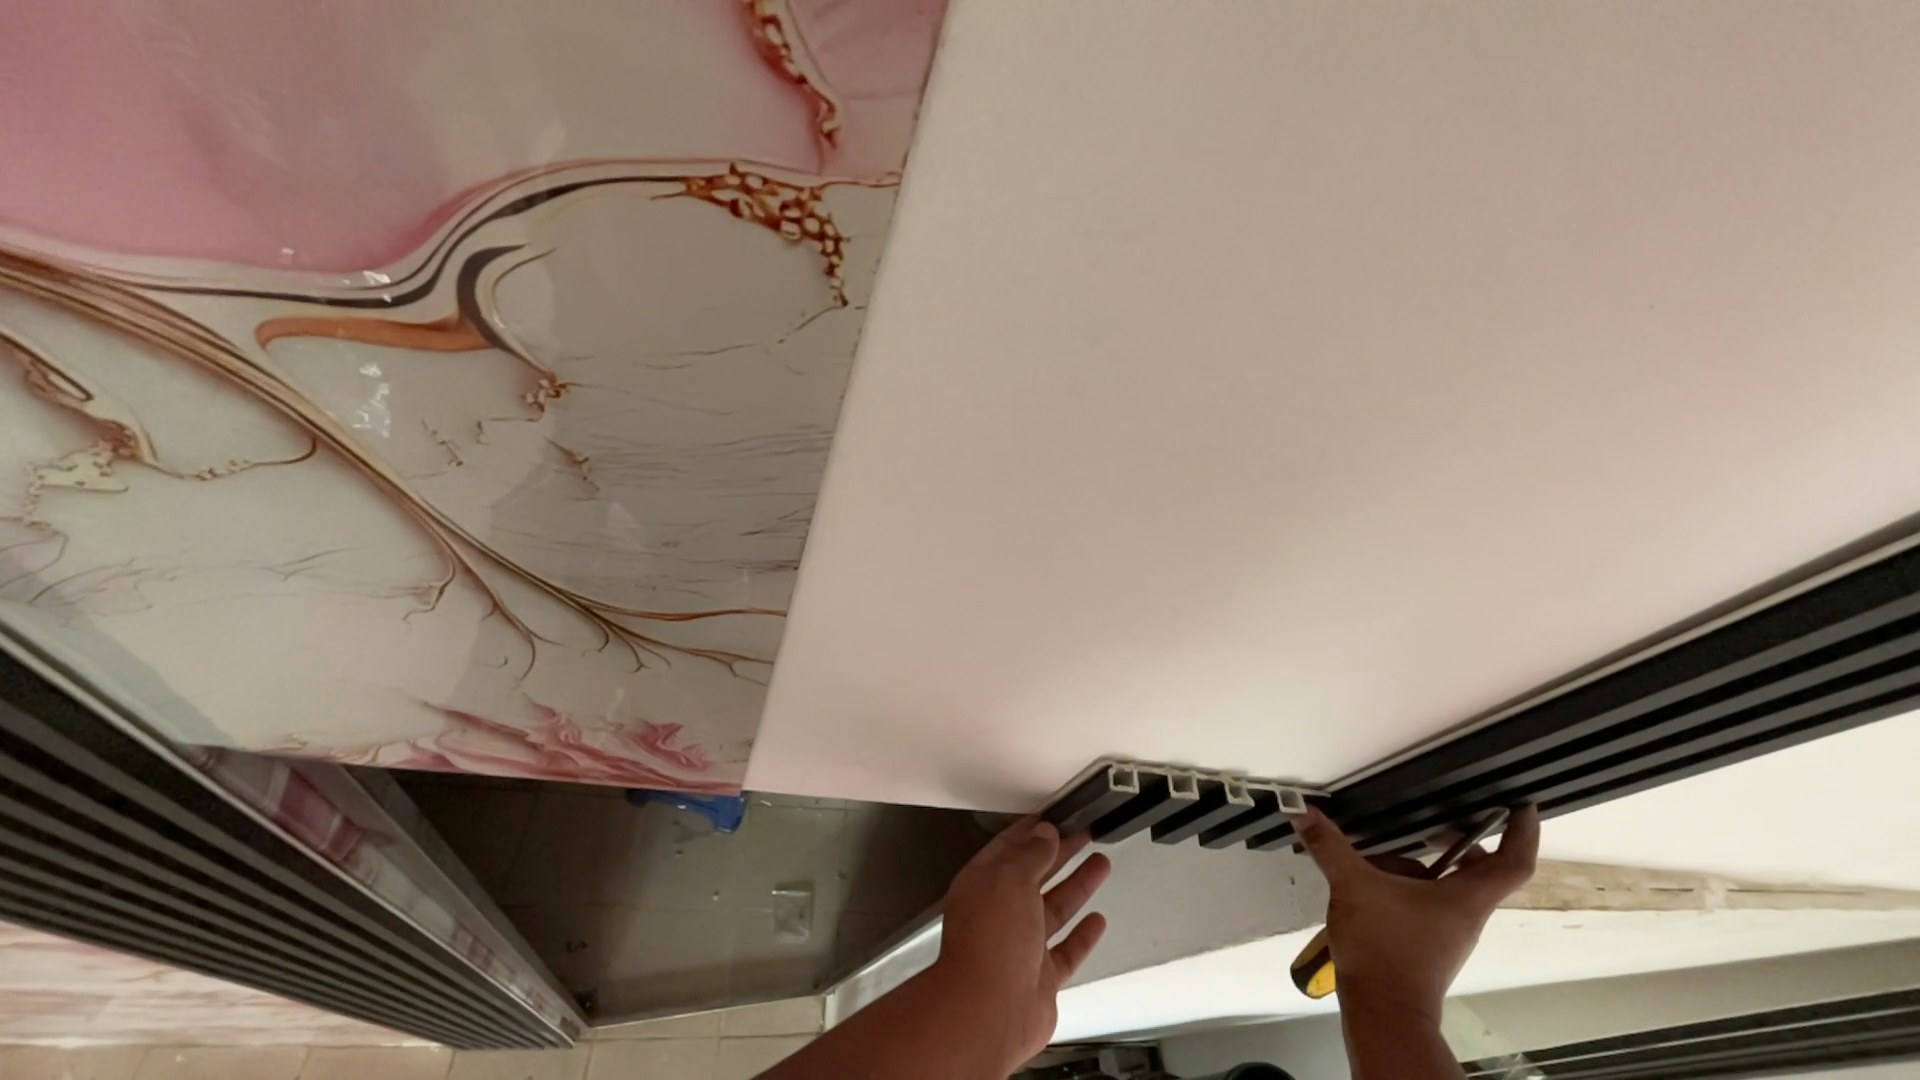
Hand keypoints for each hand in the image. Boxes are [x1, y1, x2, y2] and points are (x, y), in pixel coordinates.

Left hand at [933, 816, 1111, 1069]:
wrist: (989, 1012)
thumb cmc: (992, 939)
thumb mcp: (1010, 879)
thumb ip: (1031, 854)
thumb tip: (1044, 832)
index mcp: (984, 883)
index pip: (1009, 848)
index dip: (1032, 831)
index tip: (1055, 816)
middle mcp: (1000, 912)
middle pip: (1034, 875)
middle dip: (1059, 853)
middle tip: (1084, 833)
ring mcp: (1021, 946)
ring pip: (1054, 908)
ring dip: (1077, 886)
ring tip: (1100, 863)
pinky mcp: (1041, 977)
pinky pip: (1066, 950)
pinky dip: (1083, 935)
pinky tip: (1098, 920)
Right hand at [1295, 805, 1539, 1022]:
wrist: (1383, 1012)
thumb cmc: (1384, 949)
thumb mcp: (1353, 887)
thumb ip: (1329, 847)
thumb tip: (1303, 812)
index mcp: (1465, 898)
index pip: (1513, 861)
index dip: (1522, 831)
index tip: (1522, 805)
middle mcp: (1463, 913)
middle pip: (1479, 872)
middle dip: (1458, 842)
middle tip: (1432, 823)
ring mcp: (1444, 931)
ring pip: (1445, 886)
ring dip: (1420, 864)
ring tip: (1379, 850)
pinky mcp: (1424, 942)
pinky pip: (1423, 901)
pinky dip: (1403, 884)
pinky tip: (1368, 881)